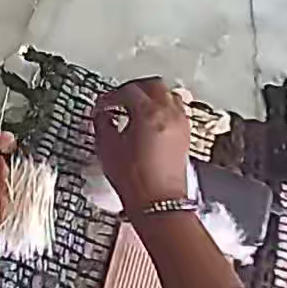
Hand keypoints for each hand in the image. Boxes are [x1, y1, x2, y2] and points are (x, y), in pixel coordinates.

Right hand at [92, 78, 191, 211]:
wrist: (158, 202)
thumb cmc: (135, 179)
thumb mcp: (108, 148)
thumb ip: (103, 123)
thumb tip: (102, 114)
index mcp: (148, 113)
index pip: (128, 91)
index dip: (110, 96)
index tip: (101, 105)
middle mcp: (169, 113)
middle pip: (152, 85)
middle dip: (133, 88)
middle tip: (117, 98)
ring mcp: (180, 123)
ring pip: (167, 94)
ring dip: (149, 96)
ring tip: (134, 107)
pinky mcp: (185, 135)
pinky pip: (175, 109)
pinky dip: (161, 108)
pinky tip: (148, 121)